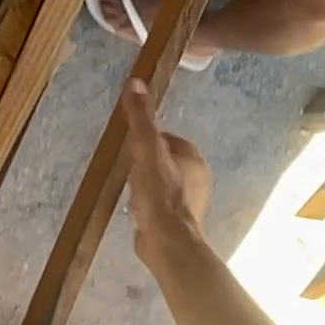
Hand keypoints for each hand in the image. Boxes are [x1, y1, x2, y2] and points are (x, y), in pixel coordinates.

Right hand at [120, 79, 212, 263]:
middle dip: (145, 161)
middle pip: (165, 159)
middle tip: (126, 167)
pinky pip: (160, 202)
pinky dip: (148, 201)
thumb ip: (141, 119)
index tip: (130, 147)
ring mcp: (189, 200)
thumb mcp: (145, 150)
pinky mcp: (178, 220)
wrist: (167, 241)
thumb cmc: (158, 193)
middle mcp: (198, 177)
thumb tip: (136, 82)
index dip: (147, 140)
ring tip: (129, 188)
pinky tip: (135, 207)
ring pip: (163, 181)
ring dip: (146, 181)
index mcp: (194, 158)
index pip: (167, 138)